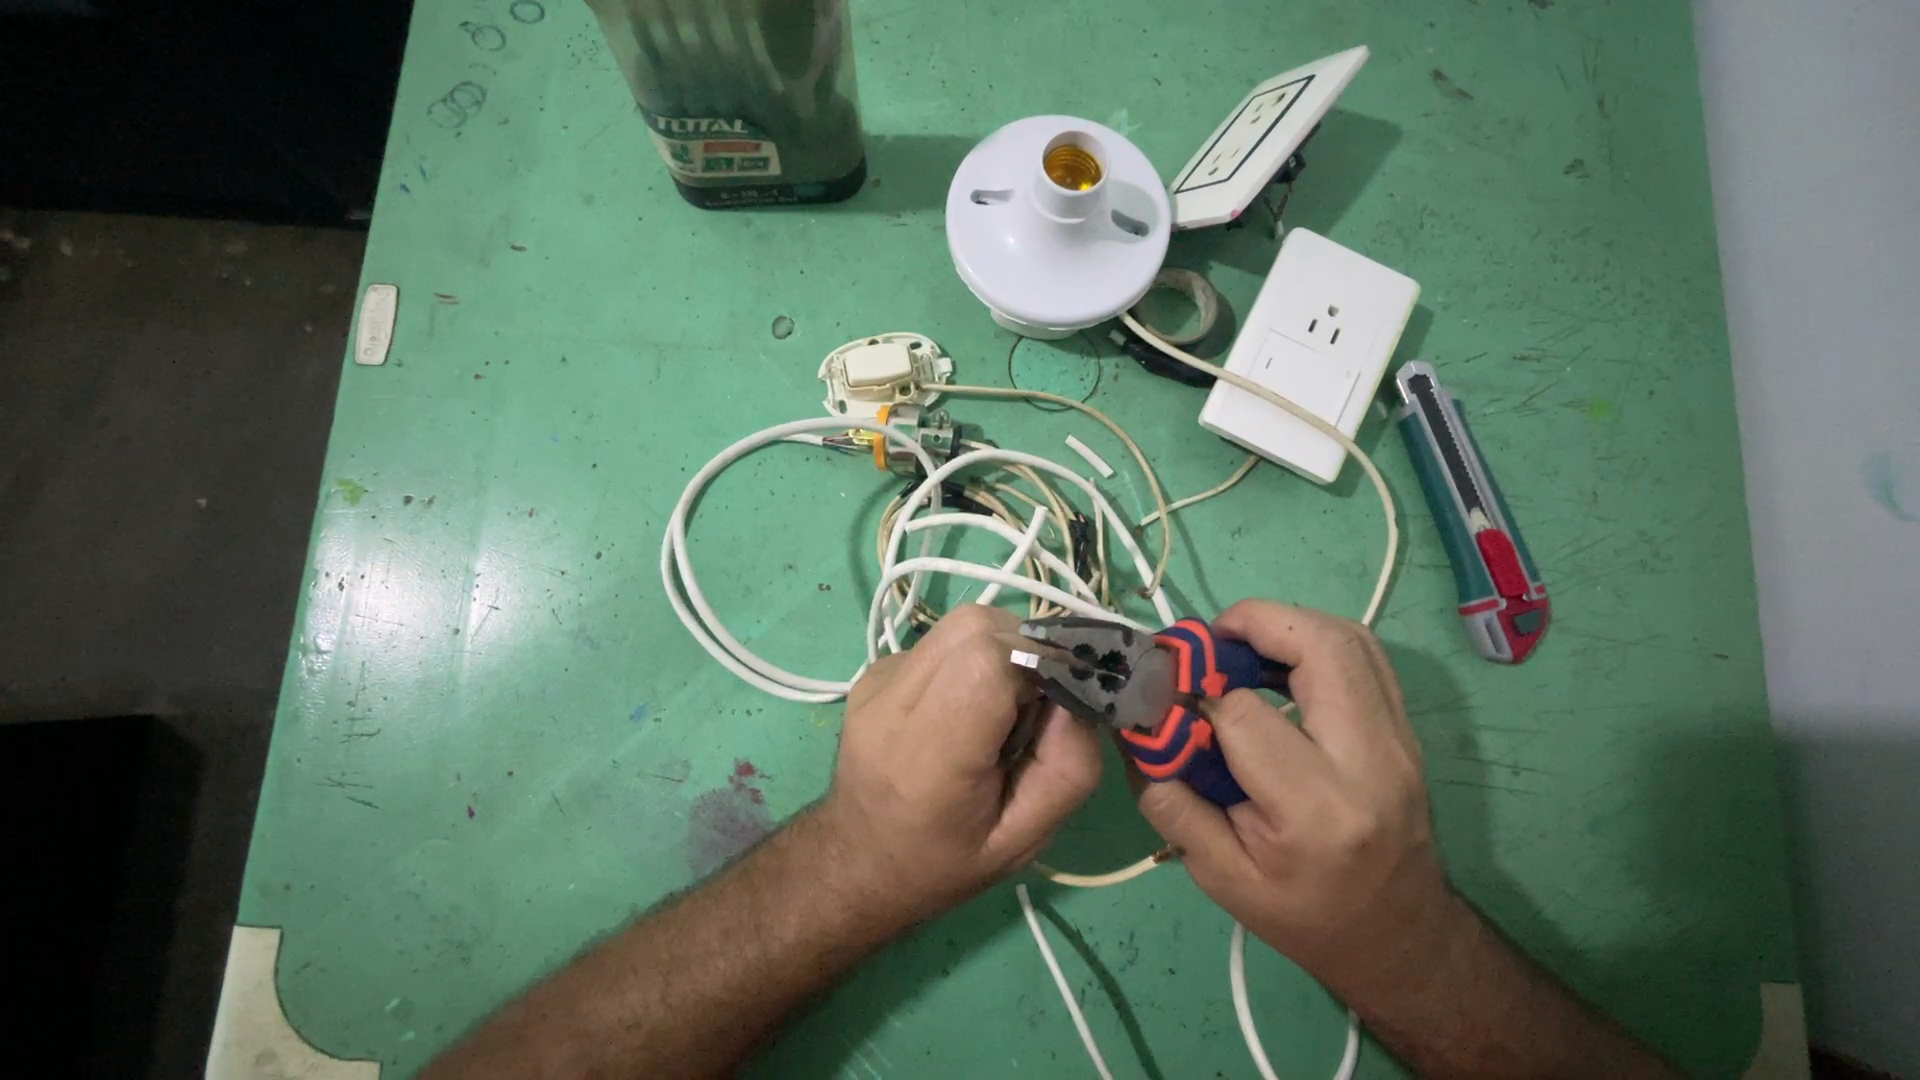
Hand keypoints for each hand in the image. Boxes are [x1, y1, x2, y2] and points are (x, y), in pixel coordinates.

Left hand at [820, 605, 1101, 922]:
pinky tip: (965, 705)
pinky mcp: (873, 669)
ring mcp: (876, 679)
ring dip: (1000, 650)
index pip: (987, 662)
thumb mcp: (1026, 839)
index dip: (1037, 667)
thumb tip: (1079, 687)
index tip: (1054, 705)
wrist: (859, 861)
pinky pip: (941, 641)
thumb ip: (1069, 766)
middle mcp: (891, 704)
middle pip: (976, 627)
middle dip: (1024, 651)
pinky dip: (970, 659)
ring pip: (961, 623)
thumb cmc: (947, 861)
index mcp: (927, 756)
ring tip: (1000, 706)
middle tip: (1032, 705)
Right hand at [1136, 600, 1452, 995]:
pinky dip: (1312, 641)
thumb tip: (1136, 728)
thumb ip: (1169, 798)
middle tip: (1207, 642)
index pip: (1245, 713)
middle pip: (1320, 647)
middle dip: (1253, 622)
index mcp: (1317, 810)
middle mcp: (1370, 761)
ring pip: (1349, 638)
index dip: (1197, 693)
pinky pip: (1363, 656)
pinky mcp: (1405, 729)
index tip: (1168, 695)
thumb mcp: (1217, 874)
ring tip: (1238, 648)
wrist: (1400, 937)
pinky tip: (1276, 663)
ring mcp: (1400, 740)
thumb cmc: (1303, 914)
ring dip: (1284, 625)